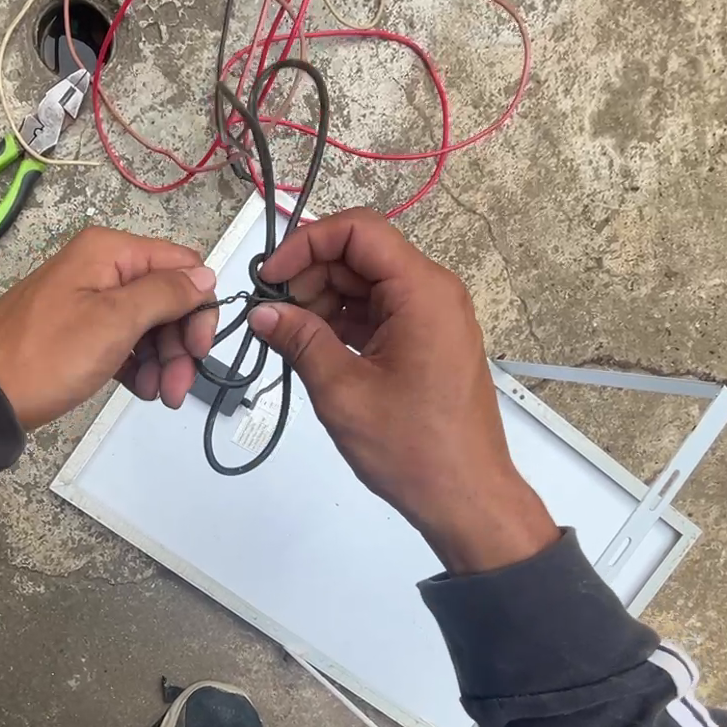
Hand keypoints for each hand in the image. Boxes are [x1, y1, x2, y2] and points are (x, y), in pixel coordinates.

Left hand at [0, 226, 218, 429]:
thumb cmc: (42, 358)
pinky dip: (137, 366)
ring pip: (147, 325)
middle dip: (180, 343)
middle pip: (166, 299)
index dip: (198, 308)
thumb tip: (204, 276)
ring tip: (157, 395)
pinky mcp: (78, 332)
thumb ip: (164, 293)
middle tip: (178, 385)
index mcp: (109, 253)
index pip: (181, 266)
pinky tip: (139, 389)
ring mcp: (88, 302)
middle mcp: (100, 269)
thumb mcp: (114, 322)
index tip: (200, 350)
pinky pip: (123, 342)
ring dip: (162, 361)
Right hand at [251, 208, 558, 572]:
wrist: (464, 495)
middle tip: (272, 316)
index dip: (305, 244)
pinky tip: (311, 348)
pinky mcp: (423, 341)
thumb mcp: (342, 391)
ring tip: (287, 338)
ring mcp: (430, 317)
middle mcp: (431, 292)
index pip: (358, 231)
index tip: (269, 279)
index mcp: (421, 291)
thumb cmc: (411, 447)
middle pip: (359, 255)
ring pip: (364, 284)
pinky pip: (375, 313)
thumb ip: (300, 340)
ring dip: (321, 301)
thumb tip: (262, 312)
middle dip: (309, 275)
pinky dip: (340, 322)